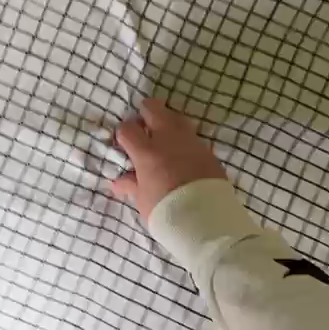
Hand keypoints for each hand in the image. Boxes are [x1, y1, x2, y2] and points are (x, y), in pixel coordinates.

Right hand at [108, 97, 226, 222]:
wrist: (206, 220)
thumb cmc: (166, 211)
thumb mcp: (143, 201)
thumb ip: (132, 185)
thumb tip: (119, 181)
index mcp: (147, 152)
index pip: (127, 129)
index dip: (122, 134)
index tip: (123, 144)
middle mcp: (168, 140)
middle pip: (154, 108)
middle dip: (144, 113)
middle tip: (142, 127)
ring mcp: (191, 143)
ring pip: (177, 117)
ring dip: (167, 122)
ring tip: (163, 138)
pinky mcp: (208, 152)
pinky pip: (193, 137)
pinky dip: (184, 140)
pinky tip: (182, 156)